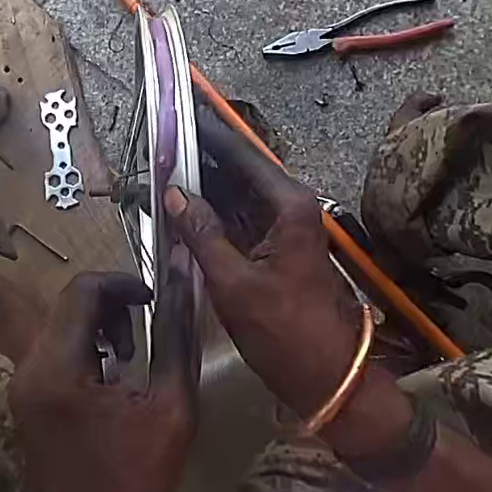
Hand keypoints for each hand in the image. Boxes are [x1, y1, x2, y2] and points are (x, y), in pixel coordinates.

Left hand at [10, 271, 195, 491]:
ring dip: (98, 325)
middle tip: (144, 332)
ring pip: (59, 323)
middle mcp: (28, 369)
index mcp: (58, 369)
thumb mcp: (172, 406)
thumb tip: (183, 284)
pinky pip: (53, 349)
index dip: (122, 283)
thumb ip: (176, 338)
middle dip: (112, 305)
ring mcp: (20, 385)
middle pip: (68, 303)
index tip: (152, 299)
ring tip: (129, 359)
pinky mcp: (23, 399)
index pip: (82, 290)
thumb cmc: (138, 483)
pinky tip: (109, 377)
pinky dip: (83, 346)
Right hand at [166, 112, 411, 459]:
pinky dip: (212, 215)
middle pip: (238, 171)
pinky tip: (183, 210)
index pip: (242, 155)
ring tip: (162, 172)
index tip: (181, 112)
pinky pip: (239, 220)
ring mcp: (283, 229)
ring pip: (236, 196)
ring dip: (203, 187)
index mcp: (288, 205)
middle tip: (161, 145)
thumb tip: (175, 194)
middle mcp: (289, 208)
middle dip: (200, 160)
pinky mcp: (275, 249)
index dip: (210, 133)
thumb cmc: (286, 332)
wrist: (330, 379)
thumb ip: (202, 234)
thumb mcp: (235, 283)